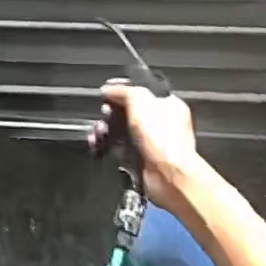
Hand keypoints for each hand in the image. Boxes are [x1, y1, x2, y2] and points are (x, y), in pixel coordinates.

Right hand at [86, 80, 204, 214]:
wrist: (169, 177)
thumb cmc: (161, 136)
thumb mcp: (139, 100)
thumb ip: (122, 90)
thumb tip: (107, 90)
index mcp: (167, 105)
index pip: (141, 90)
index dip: (122, 88)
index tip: (107, 89)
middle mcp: (160, 124)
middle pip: (127, 111)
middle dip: (110, 111)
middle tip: (104, 112)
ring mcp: (149, 144)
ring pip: (119, 130)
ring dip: (104, 128)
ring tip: (99, 130)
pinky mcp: (139, 160)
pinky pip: (117, 148)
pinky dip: (105, 144)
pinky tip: (97, 142)